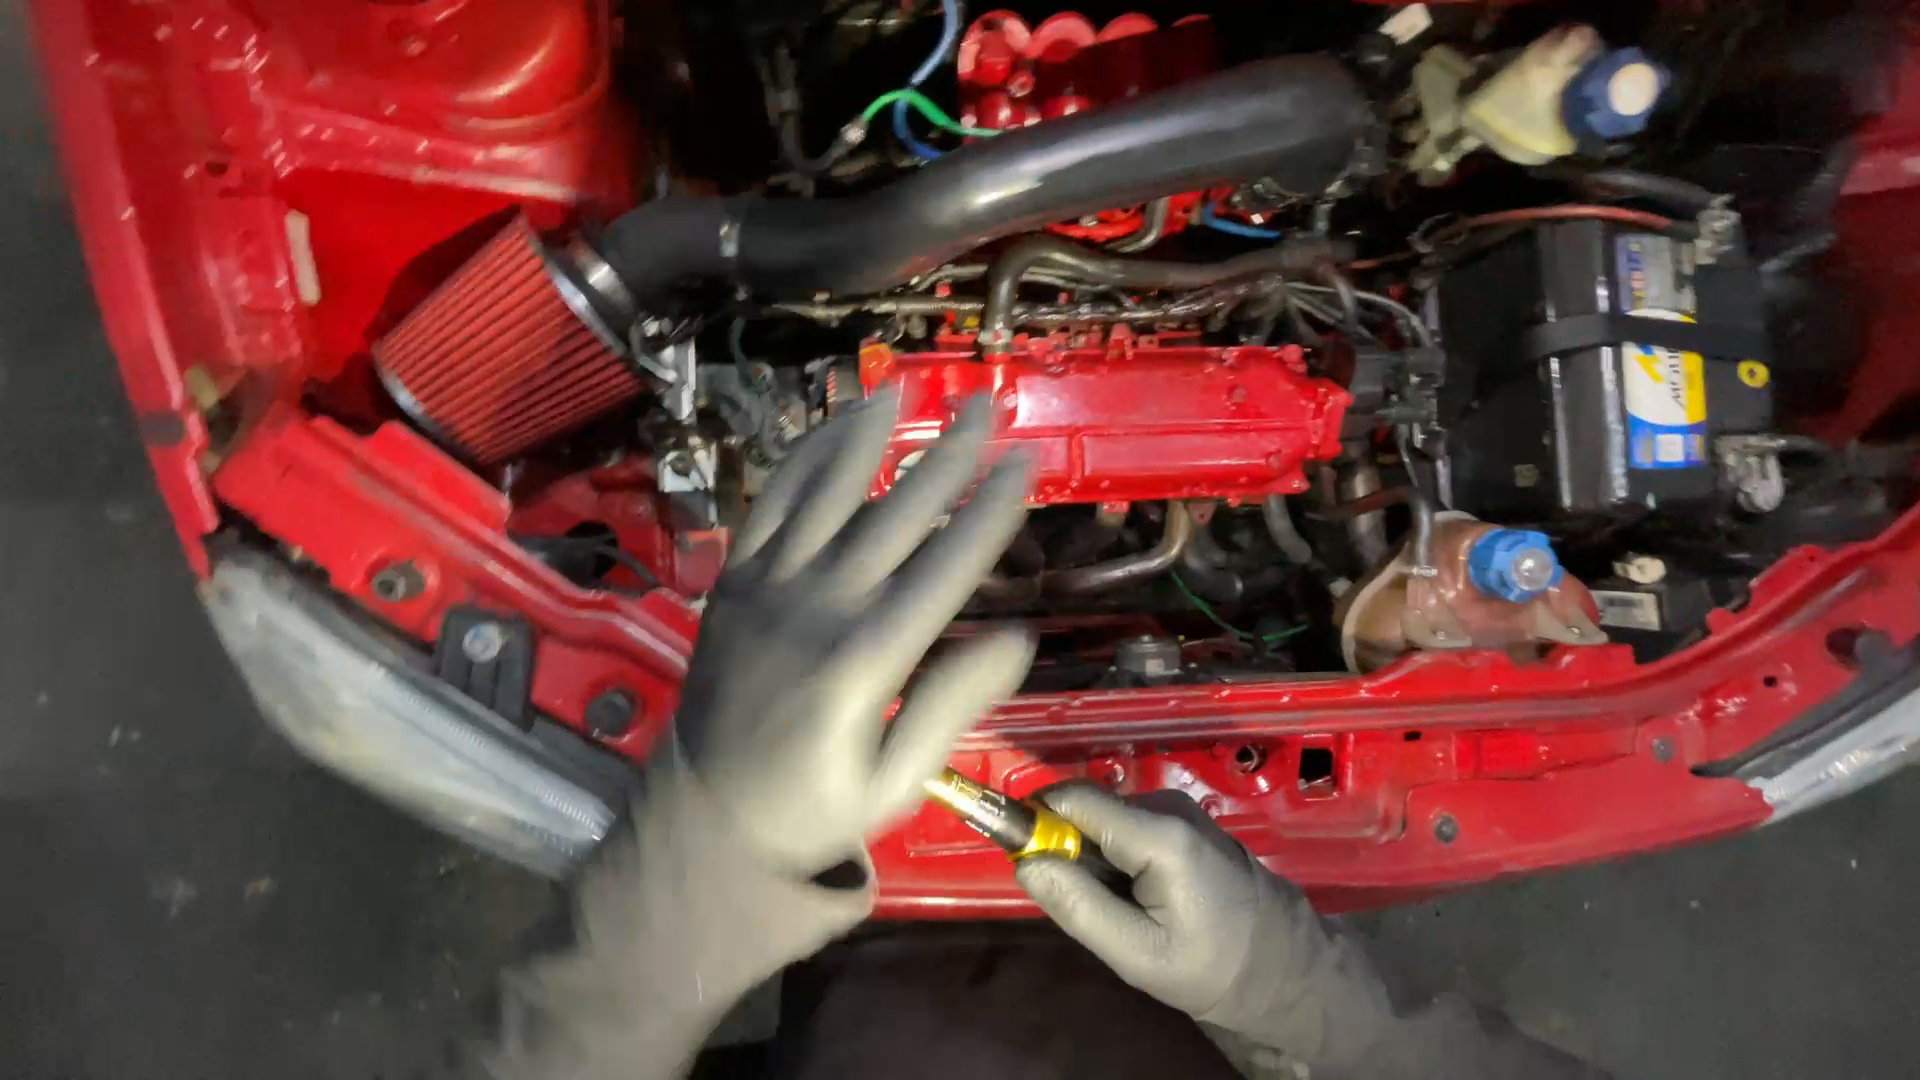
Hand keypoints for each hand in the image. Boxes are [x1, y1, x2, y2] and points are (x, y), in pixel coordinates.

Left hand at [673, 387, 1035, 876]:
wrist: (703, 817)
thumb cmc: (813, 806)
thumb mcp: (896, 782)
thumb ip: (951, 704)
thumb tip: (1019, 638)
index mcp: (869, 657)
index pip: (948, 565)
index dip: (992, 509)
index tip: (1025, 460)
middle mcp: (822, 605)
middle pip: (898, 513)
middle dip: (948, 455)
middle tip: (983, 405)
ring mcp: (771, 585)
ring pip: (828, 492)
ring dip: (868, 436)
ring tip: (900, 389)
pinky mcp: (735, 580)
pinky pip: (770, 505)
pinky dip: (802, 461)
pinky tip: (829, 432)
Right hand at [1015, 784, 1266, 1017]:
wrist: (1284, 965)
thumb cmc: (1211, 966)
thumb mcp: (1136, 954)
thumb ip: (1078, 906)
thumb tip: (1024, 861)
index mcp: (1158, 834)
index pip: (1073, 799)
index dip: (1035, 819)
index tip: (1019, 855)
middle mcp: (1166, 804)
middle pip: (1086, 807)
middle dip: (1066, 846)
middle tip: (1080, 900)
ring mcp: (1175, 805)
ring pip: (1102, 816)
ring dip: (1091, 853)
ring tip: (1117, 903)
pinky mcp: (1179, 815)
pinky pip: (1123, 822)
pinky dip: (1113, 852)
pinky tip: (1137, 891)